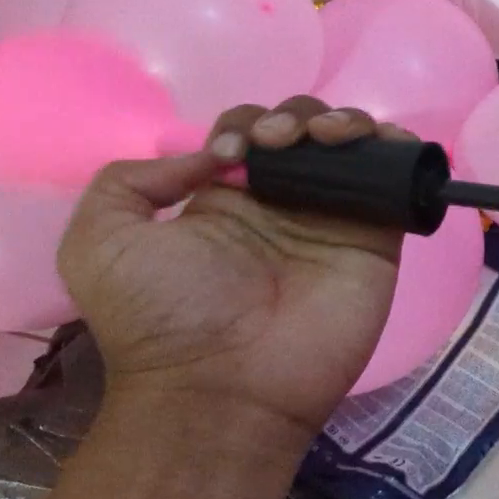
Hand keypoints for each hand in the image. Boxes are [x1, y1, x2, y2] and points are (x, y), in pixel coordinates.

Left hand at [57, 97, 410, 442]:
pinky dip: (398, 148)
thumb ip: (130, 182)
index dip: (245, 126)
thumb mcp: (100, 245)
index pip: (249, 133)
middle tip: (281, 143)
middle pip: (306, 128)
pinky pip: (398, 176)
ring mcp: (337, 214)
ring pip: (356, 143)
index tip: (233, 154)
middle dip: (296, 117)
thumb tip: (213, 156)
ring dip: (347, 121)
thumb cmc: (164, 317)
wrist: (230, 382)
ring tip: (330, 138)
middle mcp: (286, 199)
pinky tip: (381, 144)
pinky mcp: (380, 232)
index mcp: (227, 197)